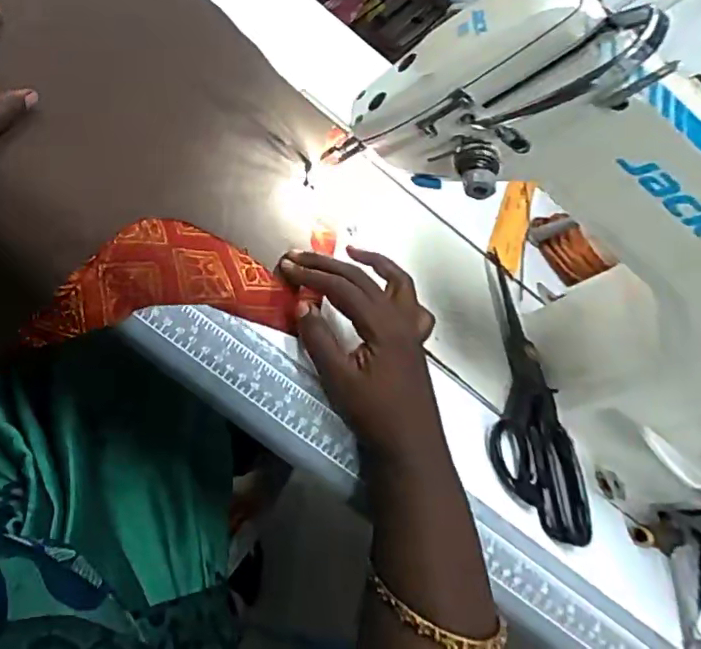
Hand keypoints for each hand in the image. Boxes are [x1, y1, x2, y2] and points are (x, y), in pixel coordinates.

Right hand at [280, 247, 437, 466]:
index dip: (312, 274)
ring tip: (351, 251)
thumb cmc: (373, 415)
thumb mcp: (338, 379)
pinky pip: (411, 305)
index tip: (286, 266)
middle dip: (328, 264)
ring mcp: (411, 331)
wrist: (411, 449)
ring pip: (398, 283)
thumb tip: (302, 304)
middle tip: (299, 256)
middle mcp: (401, 320)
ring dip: (374, 263)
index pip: (342, 288)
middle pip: (363, 279)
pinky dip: (396, 289)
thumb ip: (318, 338)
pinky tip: (383, 291)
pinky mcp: (414, 343)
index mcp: (383, 326)